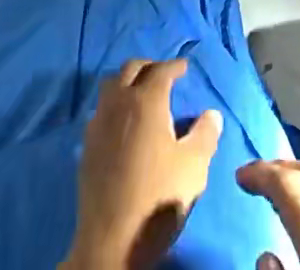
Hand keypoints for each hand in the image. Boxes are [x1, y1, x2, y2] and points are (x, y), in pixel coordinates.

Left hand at [62, 58, 222, 269]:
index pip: (161, 71)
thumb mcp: (193, 168)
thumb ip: (204, 135)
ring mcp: (98, 118)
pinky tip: (124, 119)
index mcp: (145, 101)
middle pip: (131, 68)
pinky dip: (115, 101)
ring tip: (143, 90)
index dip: (174, 66)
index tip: (184, 66)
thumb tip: (211, 113)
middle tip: (164, 72)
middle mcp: (118, 101)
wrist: (113, 233)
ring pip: (112, 83)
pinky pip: (102, 106)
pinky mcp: (87, 138)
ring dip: (128, 79)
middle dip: (150, 66)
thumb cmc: (159, 196)